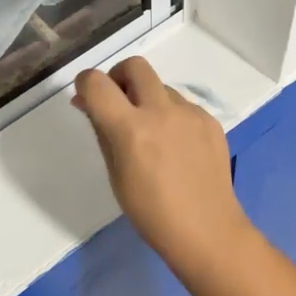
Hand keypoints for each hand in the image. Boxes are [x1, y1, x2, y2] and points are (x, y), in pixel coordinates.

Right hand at [73, 57, 249, 253]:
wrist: (207, 230)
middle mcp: (162, 111)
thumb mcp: (116, 175)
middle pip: (134, 65)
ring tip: (151, 135)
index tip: (87, 97)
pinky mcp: (210, 121)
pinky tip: (176, 148)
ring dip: (148, 99)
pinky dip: (171, 116)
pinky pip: (183, 105)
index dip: (85, 84)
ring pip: (161, 86)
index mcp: (131, 129)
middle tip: (117, 103)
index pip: (96, 82)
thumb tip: (89, 103)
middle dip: (119, 76)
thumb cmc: (151, 213)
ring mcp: (191, 113)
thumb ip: (102, 132)